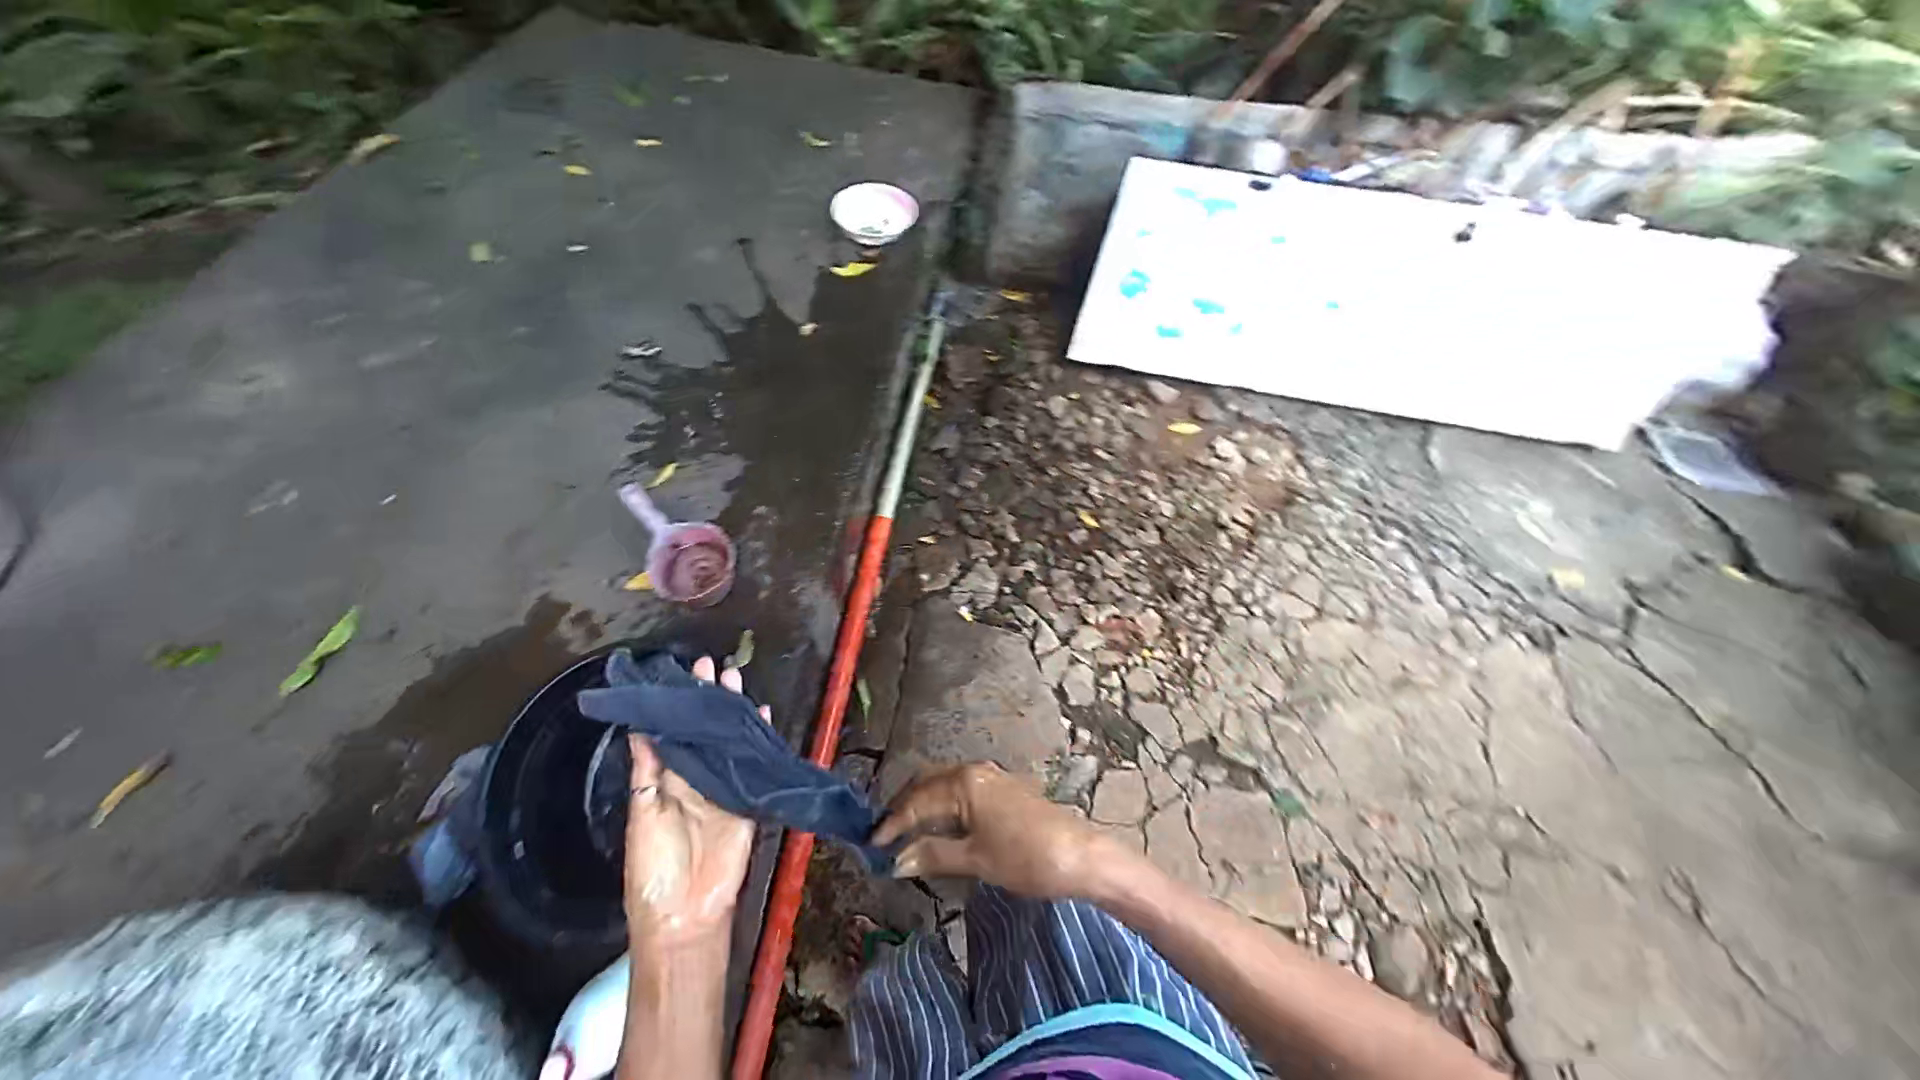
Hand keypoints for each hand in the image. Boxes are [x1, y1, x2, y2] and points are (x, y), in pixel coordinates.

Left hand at [623, 657, 761, 945]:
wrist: (686, 912)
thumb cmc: (654, 869)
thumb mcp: (643, 815)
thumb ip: (647, 771)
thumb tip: (639, 728)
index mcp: (667, 780)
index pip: (675, 733)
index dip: (680, 705)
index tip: (682, 673)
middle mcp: (696, 777)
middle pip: (705, 731)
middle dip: (709, 700)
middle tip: (713, 666)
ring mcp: (724, 786)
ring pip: (730, 741)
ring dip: (733, 713)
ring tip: (735, 680)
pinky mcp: (747, 798)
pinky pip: (755, 764)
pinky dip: (761, 741)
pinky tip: (763, 716)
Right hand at [873, 762, 1127, 899]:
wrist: (1081, 857)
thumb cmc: (1026, 857)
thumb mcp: (976, 859)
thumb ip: (933, 855)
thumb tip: (896, 861)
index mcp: (964, 782)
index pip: (917, 801)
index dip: (892, 823)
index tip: (872, 845)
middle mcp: (976, 771)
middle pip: (928, 783)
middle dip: (903, 806)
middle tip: (885, 834)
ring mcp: (992, 778)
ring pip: (945, 786)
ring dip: (923, 805)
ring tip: (906, 832)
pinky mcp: (1004, 790)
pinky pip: (962, 791)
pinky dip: (943, 807)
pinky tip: (940, 827)